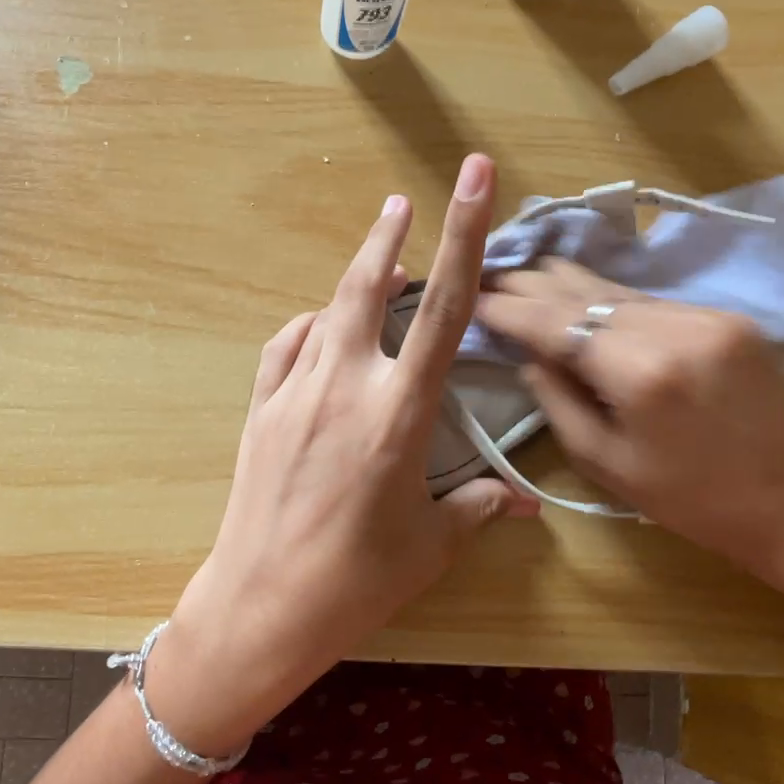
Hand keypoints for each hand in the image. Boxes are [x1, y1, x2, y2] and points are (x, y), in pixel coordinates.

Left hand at [146, 154, 538, 754]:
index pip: (443, 309)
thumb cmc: (357, 581)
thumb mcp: (429, 546)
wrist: (262, 605)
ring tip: (379, 276)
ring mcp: (293, 395)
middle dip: (386, 238)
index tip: (471, 178)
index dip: (463, 236)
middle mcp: (345, 387)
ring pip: (325, 315)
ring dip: (353, 286)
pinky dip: (309, 328)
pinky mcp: (259, 412)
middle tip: (403, 204)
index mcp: (399, 414)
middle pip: (367, 289)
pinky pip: (285, 349)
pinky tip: (322, 331)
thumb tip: (523, 503)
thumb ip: (477, 509)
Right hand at [474, 260, 783, 578]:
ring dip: (569, 283)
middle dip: (533, 284)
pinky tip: (582, 293)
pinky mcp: (727, 317)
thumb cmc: (688, 499)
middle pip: (586, 294)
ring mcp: (707, 317)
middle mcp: (675, 329)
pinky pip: (651, 302)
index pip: (557, 324)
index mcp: (641, 374)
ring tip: (526, 271)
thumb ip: (558, 401)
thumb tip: (531, 356)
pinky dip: (610, 299)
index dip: (511, 309)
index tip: (473, 298)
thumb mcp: (604, 462)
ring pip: (620, 290)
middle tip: (489, 274)